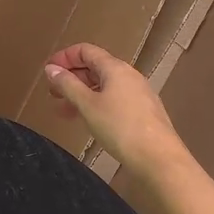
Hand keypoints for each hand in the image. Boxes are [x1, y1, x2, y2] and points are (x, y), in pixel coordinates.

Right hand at [44, 43, 185, 173]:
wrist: (163, 163)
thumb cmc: (121, 128)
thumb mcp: (87, 105)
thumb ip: (67, 84)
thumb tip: (51, 68)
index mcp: (115, 68)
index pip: (85, 50)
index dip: (64, 57)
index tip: (49, 72)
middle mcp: (129, 76)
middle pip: (95, 68)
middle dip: (72, 79)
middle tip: (54, 94)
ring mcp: (141, 96)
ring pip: (105, 87)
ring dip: (83, 95)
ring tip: (66, 112)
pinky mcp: (147, 115)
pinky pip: (116, 101)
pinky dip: (98, 105)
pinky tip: (91, 122)